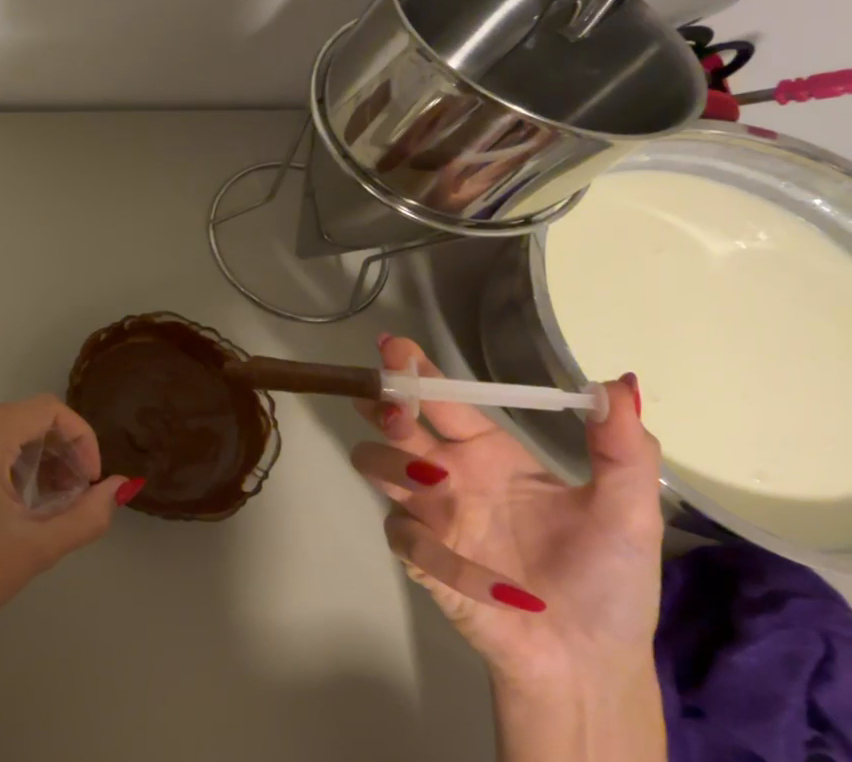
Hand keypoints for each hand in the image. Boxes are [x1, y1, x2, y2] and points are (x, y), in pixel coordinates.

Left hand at [0, 397, 134, 761]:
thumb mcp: (39, 546)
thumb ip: (88, 513)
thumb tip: (120, 486)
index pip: (47, 409)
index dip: (80, 439)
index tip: (91, 482)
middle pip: (24, 416)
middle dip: (60, 449)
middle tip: (76, 494)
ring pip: (2, 429)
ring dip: (36, 456)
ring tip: (51, 503)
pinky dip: (7, 461)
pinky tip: (18, 503)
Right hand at [354, 336, 664, 760]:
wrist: (587, 659)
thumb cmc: (608, 582)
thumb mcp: (629, 513)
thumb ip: (622, 450)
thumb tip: (620, 383)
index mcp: (491, 455)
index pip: (445, 401)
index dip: (418, 371)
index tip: (394, 345)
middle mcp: (448, 475)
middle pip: (392, 424)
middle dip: (384, 406)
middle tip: (393, 405)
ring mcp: (428, 512)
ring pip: (374, 464)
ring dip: (392, 463)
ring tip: (431, 478)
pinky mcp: (418, 554)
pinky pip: (408, 537)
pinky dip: (446, 558)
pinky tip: (493, 585)